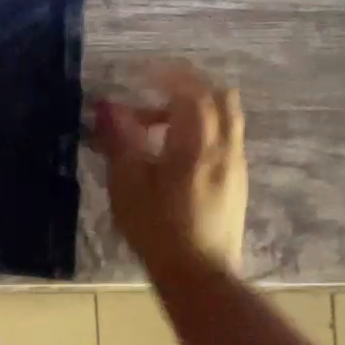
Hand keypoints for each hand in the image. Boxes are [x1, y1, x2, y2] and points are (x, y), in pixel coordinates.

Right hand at [94, 62, 247, 275]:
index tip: (139, 70)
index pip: (192, 93)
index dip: (167, 75)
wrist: (199, 273)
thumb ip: (120, 139)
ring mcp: (235, 166)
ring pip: (224, 119)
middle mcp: (225, 149)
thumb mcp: (127, 182)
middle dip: (186, 86)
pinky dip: (198, 129)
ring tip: (152, 122)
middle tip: (151, 88)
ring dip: (191, 109)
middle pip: (219, 99)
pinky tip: (169, 149)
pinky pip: (222, 138)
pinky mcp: (235, 182)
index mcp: (197, 146)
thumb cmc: (155, 226)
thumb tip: (108, 104)